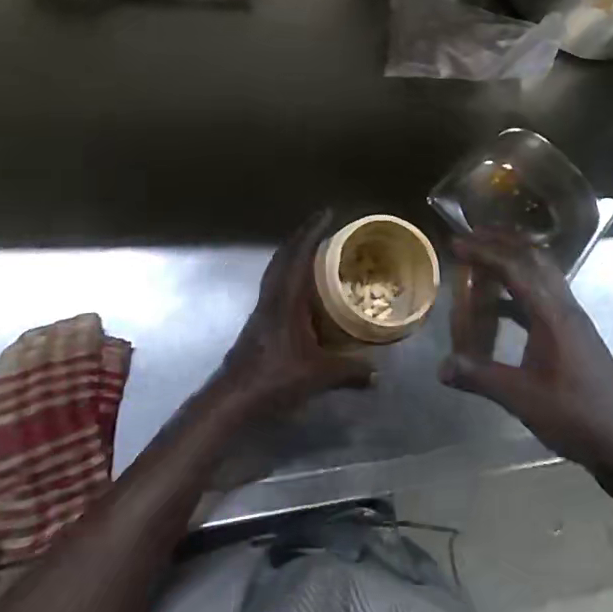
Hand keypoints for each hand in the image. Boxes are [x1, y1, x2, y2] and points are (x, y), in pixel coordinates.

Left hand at [215, 209, 373, 410]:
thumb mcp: (318, 375)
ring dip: (293, 256)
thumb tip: (378, 373)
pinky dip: (290, 276)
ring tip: (315, 251)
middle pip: (284, 257)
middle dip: (302, 238)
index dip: (312, 232)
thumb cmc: (275, 377)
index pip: (298, 255)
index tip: (327, 214)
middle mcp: (271, 297)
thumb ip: (349, 371)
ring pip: (277, 271)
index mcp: (285, 299)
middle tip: (323, 228)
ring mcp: (262, 309)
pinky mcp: (259, 322)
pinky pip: (276, 286)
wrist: (234, 397)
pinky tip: (303, 290)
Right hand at [441, 232, 612, 473]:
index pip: (516, 268)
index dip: (484, 252)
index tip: (456, 243)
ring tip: (482, 256)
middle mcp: (565, 307)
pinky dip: (519, 284)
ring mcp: (572, 318)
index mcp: (552, 316)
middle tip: (470, 236)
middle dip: (502, 242)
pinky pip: (543, 292)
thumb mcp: (522, 399)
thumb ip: (480, 377)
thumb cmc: (575, 416)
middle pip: (534, 258)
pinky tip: (497, 301)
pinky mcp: (573, 331)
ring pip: (542, 271)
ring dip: (513, 257)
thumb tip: (441, 367)